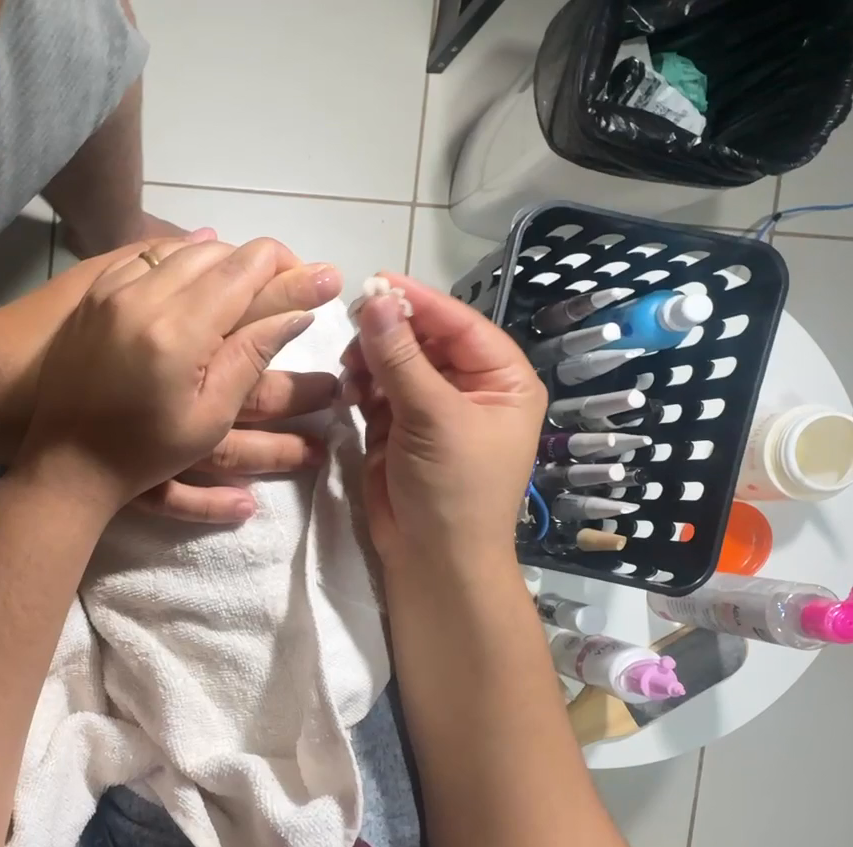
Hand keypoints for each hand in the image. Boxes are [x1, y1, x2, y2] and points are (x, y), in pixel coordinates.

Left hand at [17, 238, 318, 510]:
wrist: (66, 463)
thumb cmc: (144, 453)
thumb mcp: (210, 417)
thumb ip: (253, 355)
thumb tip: (299, 308)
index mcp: (178, 331)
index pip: (247, 267)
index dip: (288, 267)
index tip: (312, 283)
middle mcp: (142, 297)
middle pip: (217, 250)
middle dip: (255, 264)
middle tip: (278, 292)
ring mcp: (110, 291)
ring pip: (180, 248)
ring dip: (216, 261)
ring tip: (237, 292)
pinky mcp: (92, 296)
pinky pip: (143, 258)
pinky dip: (175, 263)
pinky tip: (190, 284)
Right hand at [343, 272, 545, 572]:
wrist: (434, 559)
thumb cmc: (453, 489)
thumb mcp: (433, 419)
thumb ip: (401, 359)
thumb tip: (374, 301)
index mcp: (502, 380)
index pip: (458, 325)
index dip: (418, 303)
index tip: (374, 282)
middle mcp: (468, 388)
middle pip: (424, 340)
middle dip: (389, 335)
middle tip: (353, 329)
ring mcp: (431, 410)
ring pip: (396, 364)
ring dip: (371, 362)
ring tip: (351, 370)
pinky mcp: (398, 430)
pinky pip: (378, 392)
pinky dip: (362, 387)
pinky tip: (350, 392)